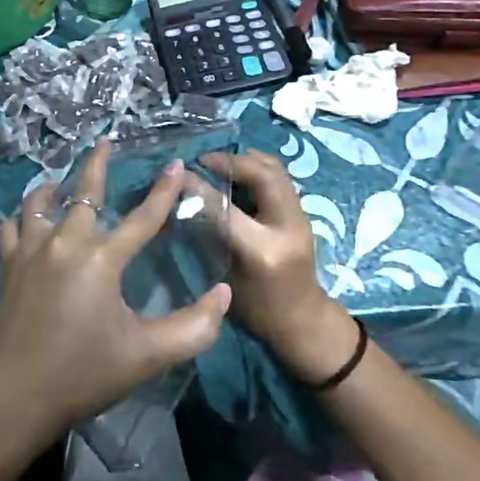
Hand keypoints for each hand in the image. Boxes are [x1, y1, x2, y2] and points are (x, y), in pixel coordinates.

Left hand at [0, 139, 231, 474]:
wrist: (15, 395)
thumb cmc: (85, 375)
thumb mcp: (148, 355)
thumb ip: (194, 326)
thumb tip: (223, 292)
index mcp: (101, 260)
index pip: (142, 218)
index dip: (163, 191)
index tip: (175, 164)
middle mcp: (64, 243)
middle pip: (83, 193)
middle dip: (97, 164)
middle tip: (104, 142)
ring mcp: (30, 252)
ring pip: (38, 203)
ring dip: (52, 188)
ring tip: (60, 182)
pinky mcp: (7, 267)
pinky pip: (10, 229)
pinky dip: (19, 219)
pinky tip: (23, 221)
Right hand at [191, 150, 359, 384]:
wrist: (302, 320)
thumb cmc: (255, 307)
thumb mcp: (223, 272)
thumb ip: (208, 234)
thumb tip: (182, 198)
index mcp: (263, 250)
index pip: (226, 206)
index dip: (198, 185)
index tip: (177, 174)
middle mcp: (287, 227)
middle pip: (263, 173)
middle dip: (230, 160)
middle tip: (202, 161)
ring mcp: (301, 217)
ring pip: (275, 169)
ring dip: (245, 159)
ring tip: (218, 164)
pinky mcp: (302, 213)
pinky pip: (279, 177)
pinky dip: (256, 168)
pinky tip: (236, 174)